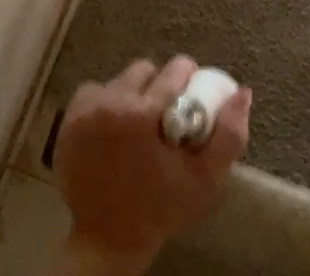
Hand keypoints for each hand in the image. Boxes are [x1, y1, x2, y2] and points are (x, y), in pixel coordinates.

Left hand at [53, 56, 252, 274]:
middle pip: (142, 70)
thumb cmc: (160, 209)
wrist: (107, 240)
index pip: (173, 71)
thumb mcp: (204, 180)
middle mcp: (109, 102)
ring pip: (117, 80)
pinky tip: (115, 125)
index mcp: (141, 113)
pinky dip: (105, 102)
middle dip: (159, 83)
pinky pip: (92, 93)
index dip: (188, 75)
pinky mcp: (67, 122)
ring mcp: (83, 111)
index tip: (193, 89)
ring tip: (140, 120)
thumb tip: (242, 91)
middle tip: (167, 111)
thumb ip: (228, 135)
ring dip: (132, 92)